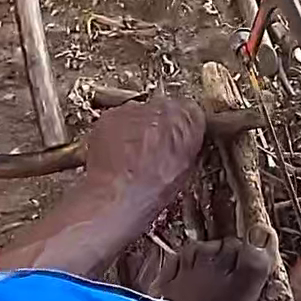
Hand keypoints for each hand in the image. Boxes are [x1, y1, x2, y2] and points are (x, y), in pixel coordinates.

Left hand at [81, 98, 204, 204]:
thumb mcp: (185, 169)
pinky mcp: (110, 116)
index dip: (181, 128)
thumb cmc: (153, 188)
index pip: (190, 111)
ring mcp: (133, 110)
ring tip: (131, 156)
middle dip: (157, 127)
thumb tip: (184, 142)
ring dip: (136, 130)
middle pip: (162, 110)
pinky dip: (117, 133)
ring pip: (138, 114)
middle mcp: (160, 108)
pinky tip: (116, 154)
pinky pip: (117, 120)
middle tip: (152, 150)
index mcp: (186, 120)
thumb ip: (188, 145)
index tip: (175, 139)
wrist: (119, 192)